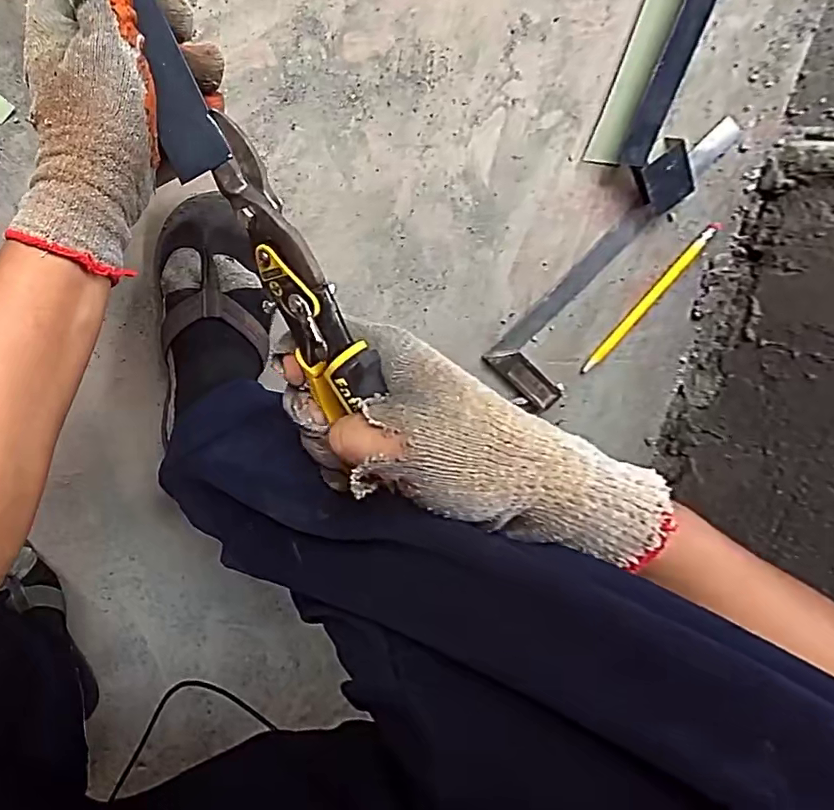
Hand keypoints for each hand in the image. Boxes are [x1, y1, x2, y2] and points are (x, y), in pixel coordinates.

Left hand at [5, 0, 221, 279]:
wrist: (103, 192)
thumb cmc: (93, 121)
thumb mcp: (95, 48)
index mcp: (62, 33)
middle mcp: (89, 56)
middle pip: (137, 13)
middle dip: (168, 20)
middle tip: (177, 36)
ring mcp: (120, 87)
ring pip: (167, 50)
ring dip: (192, 61)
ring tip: (195, 82)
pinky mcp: (145, 114)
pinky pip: (178, 90)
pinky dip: (194, 97)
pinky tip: (202, 105)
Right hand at [282, 324, 672, 568]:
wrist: (538, 500)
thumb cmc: (477, 454)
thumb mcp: (404, 438)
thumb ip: (346, 430)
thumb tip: (326, 434)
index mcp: (382, 349)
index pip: (317, 333)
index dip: (297, 357)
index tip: (295, 384)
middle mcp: (375, 373)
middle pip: (311, 383)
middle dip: (314, 416)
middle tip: (338, 440)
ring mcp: (379, 409)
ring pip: (323, 420)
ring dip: (330, 448)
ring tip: (363, 468)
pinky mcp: (384, 441)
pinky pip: (341, 447)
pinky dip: (343, 467)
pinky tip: (363, 481)